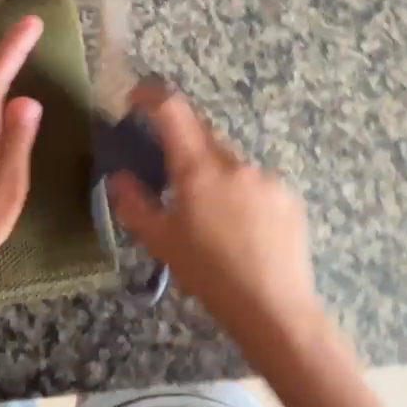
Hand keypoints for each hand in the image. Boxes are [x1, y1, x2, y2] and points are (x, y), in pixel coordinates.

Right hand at [108, 84, 323, 347]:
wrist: (276, 312)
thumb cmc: (209, 275)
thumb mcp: (160, 241)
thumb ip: (133, 202)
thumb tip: (118, 177)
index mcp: (197, 168)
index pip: (172, 108)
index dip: (150, 94)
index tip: (134, 98)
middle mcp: (233, 162)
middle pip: (200, 132)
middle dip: (181, 142)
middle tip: (168, 171)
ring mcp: (265, 177)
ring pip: (228, 159)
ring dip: (212, 171)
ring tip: (208, 211)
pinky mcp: (287, 196)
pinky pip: (254, 180)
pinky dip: (239, 191)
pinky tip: (239, 225)